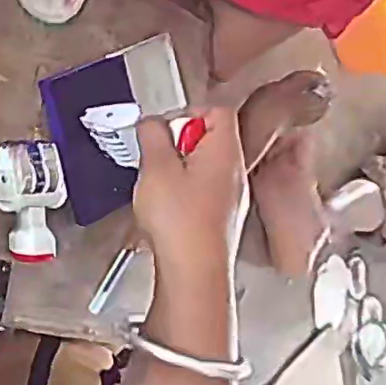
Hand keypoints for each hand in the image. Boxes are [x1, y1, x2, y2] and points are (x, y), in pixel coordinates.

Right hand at [131, 107, 248, 291]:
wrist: (193, 273)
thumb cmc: (181, 224)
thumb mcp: (155, 166)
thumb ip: (152, 135)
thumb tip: (152, 123)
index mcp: (225, 152)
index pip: (217, 111)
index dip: (188, 112)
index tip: (165, 129)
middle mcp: (233, 172)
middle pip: (208, 137)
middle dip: (176, 142)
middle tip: (158, 158)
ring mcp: (228, 196)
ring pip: (201, 164)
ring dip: (175, 168)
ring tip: (158, 184)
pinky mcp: (217, 216)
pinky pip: (199, 189)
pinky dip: (180, 190)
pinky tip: (164, 206)